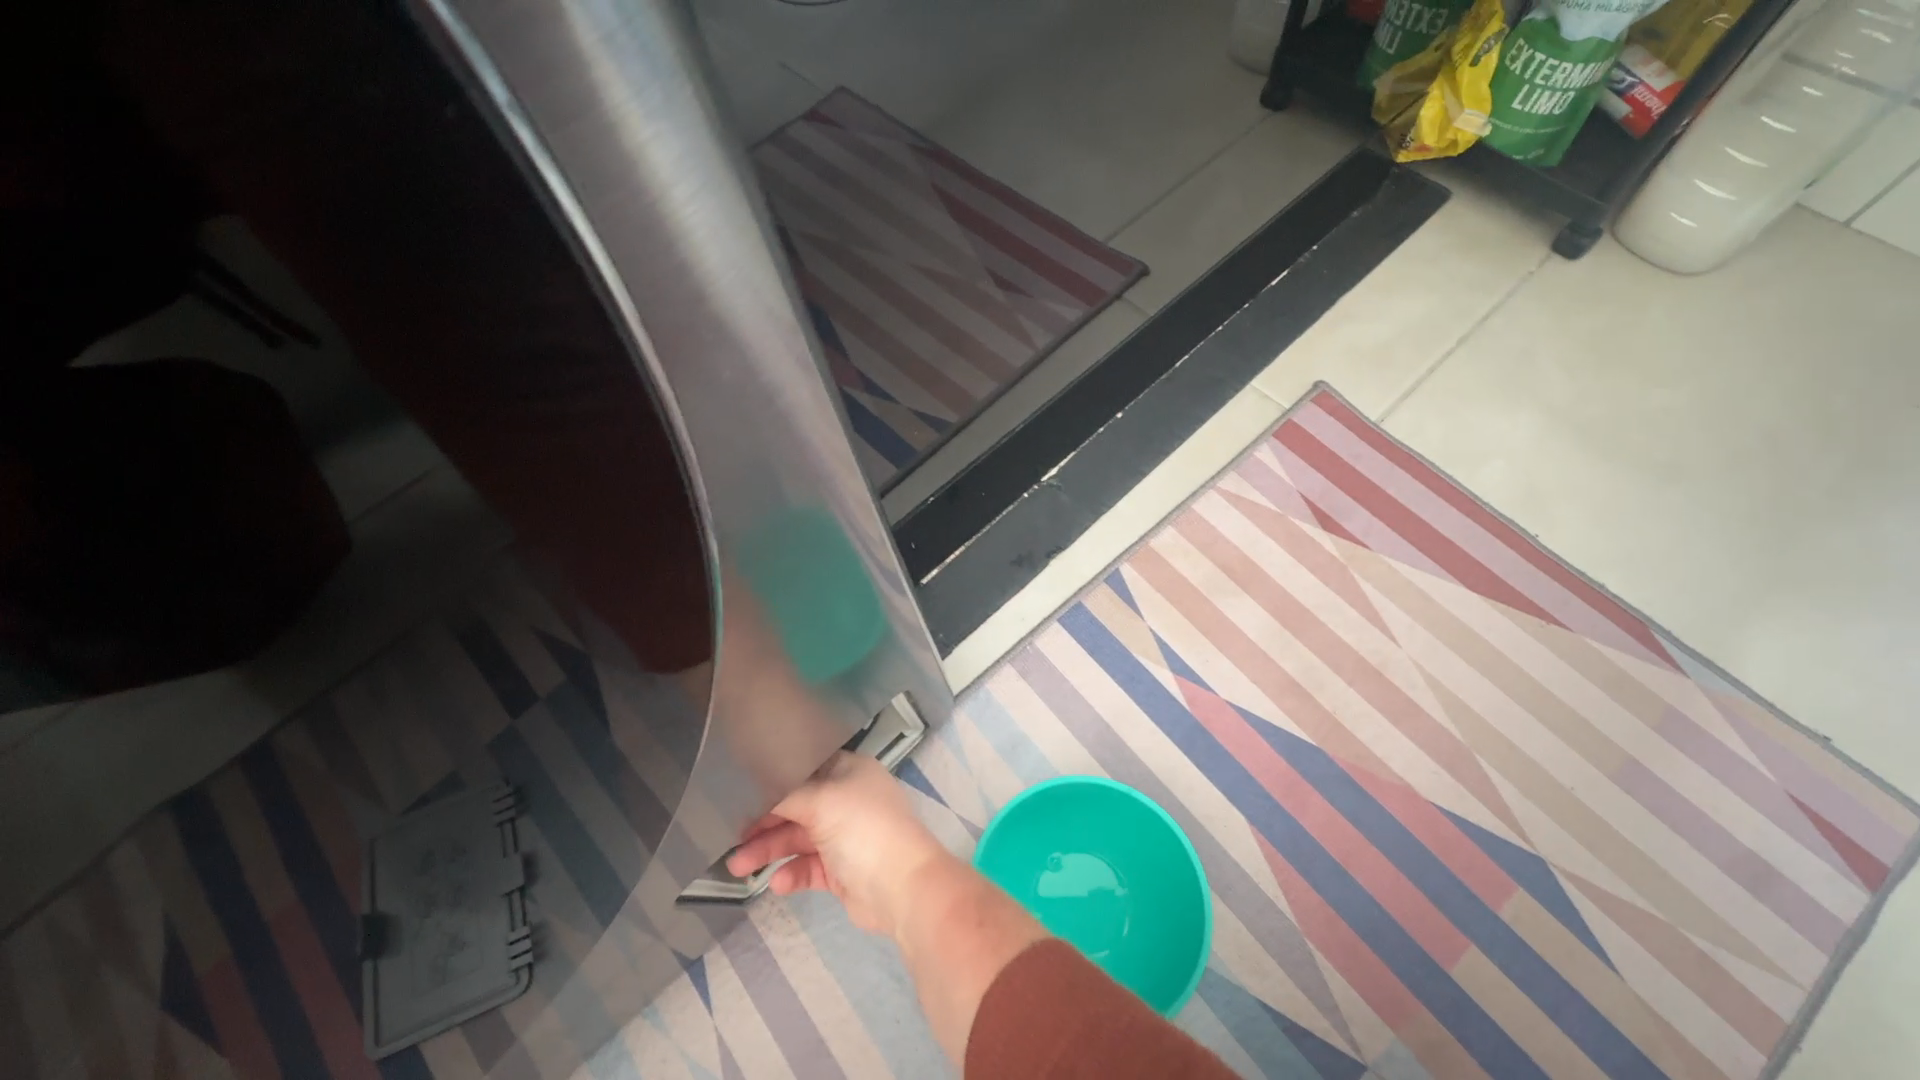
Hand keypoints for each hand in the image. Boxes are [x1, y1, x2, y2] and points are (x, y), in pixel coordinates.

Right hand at [726, 751, 950, 937]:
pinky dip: (791, 874)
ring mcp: (844, 836)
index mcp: (849, 773)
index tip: (738, 792)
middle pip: (796, 806)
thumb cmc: (865, 831)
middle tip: (730, 837)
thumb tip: (755, 790)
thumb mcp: (821, 801)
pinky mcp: (841, 870)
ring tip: (737, 867)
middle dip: (763, 822)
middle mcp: (847, 800)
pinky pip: (807, 868)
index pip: (804, 769)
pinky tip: (777, 884)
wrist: (903, 889)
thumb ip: (784, 796)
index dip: (772, 781)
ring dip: (768, 851)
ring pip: (797, 839)